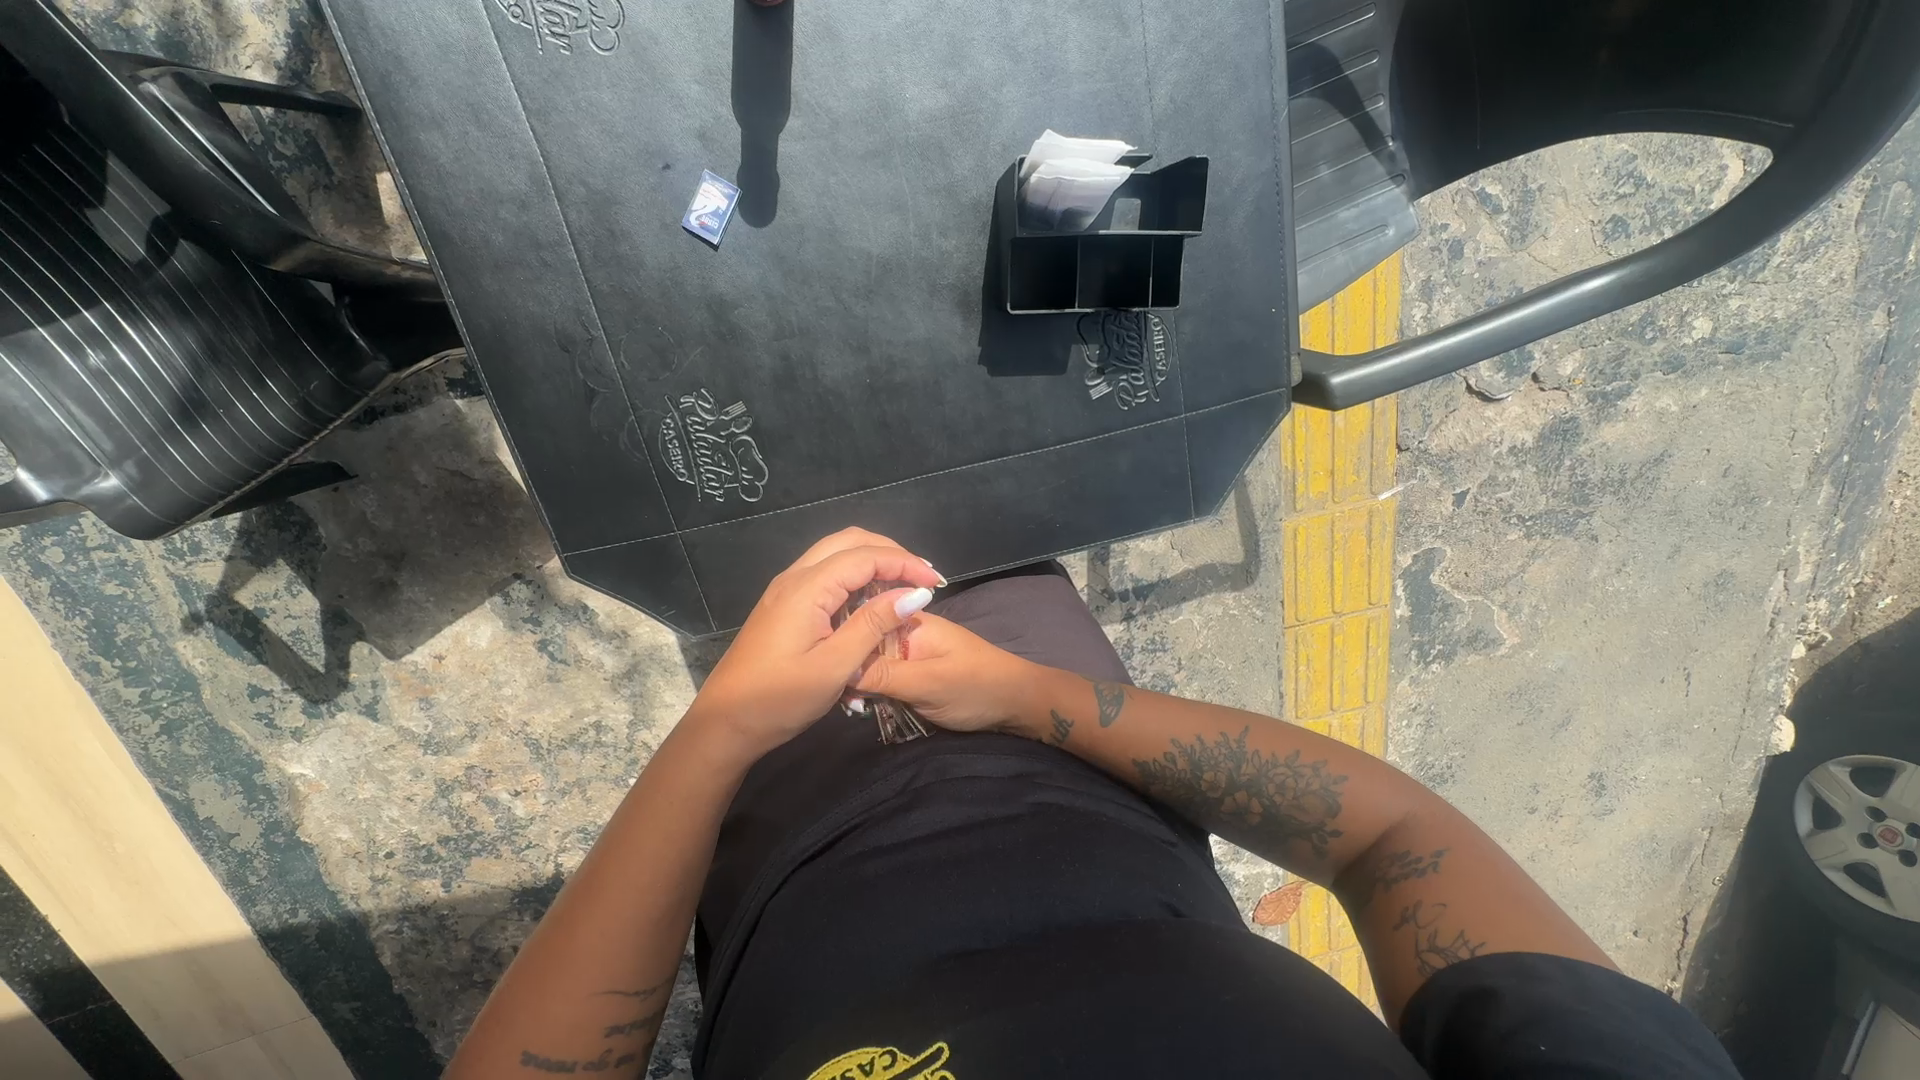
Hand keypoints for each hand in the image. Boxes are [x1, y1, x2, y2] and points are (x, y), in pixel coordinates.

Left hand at [687, 528, 942, 758]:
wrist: (724, 723)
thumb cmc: (781, 699)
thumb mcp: (835, 666)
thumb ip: (874, 625)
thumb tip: (916, 593)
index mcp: (807, 588)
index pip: (866, 556)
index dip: (905, 563)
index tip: (935, 584)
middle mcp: (795, 577)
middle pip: (850, 541)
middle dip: (891, 552)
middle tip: (922, 578)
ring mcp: (786, 589)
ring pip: (836, 553)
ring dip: (873, 561)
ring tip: (904, 585)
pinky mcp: (784, 604)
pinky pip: (825, 573)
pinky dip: (855, 576)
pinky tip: (872, 599)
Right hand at [850, 614, 1043, 734]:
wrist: (1018, 705)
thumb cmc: (976, 688)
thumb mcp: (926, 683)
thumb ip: (882, 675)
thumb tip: (835, 669)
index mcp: (909, 621)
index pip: (860, 623)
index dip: (839, 644)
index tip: (821, 670)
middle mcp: (906, 632)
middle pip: (862, 645)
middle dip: (847, 669)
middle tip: (839, 699)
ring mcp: (911, 654)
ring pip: (871, 665)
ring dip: (860, 684)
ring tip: (850, 707)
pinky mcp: (915, 675)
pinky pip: (884, 679)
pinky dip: (875, 692)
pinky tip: (863, 706)